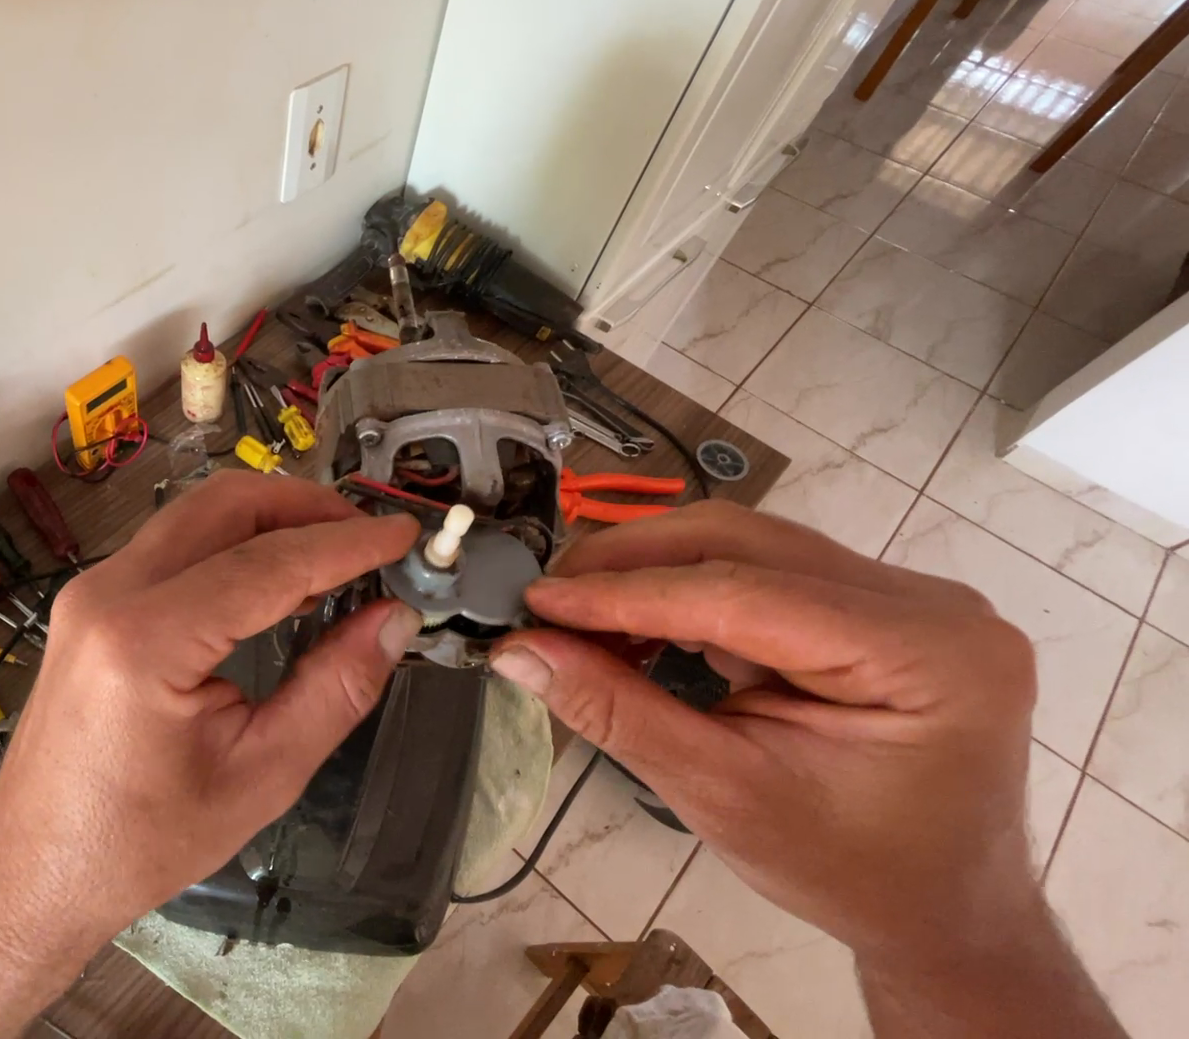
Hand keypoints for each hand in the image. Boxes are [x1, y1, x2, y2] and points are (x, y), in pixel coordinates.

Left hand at [0, 471, 420, 949]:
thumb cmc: (144, 841)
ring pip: (196, 515)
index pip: (265, 563)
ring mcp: (91, 590)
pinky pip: (173, 545)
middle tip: (368, 537)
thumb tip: (393, 619)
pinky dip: (233, 544)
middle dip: (305, 507)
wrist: (36, 867)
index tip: (404, 534)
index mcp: (145, 639)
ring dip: (269, 519)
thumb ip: (334, 689)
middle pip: (222, 506)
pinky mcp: (91, 600)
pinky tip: (273, 581)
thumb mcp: (260, 776)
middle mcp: (109, 591)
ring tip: (332, 557)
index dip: (345, 543)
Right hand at [489, 500, 1039, 955]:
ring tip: (576, 612)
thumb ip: (617, 713)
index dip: (624, 593)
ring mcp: (894, 595)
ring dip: (644, 570)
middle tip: (546, 597)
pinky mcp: (859, 603)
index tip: (534, 602)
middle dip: (628, 563)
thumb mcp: (721, 795)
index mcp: (924, 653)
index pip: (740, 592)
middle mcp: (921, 601)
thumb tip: (517, 650)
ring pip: (737, 543)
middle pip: (739, 542)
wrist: (936, 909)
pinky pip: (747, 570)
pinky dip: (674, 590)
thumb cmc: (845, 869)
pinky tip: (630, 623)